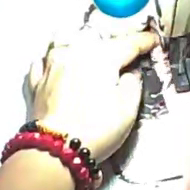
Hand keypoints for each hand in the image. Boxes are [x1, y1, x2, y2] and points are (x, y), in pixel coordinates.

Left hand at [27, 29, 158, 163]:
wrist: (57, 149)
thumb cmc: (96, 129)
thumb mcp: (128, 108)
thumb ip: (133, 84)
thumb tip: (130, 74)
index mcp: (101, 57)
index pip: (128, 43)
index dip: (144, 41)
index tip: (153, 41)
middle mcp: (74, 53)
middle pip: (98, 42)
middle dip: (113, 44)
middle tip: (126, 51)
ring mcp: (51, 66)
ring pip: (68, 45)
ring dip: (81, 47)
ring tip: (90, 53)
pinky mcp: (36, 83)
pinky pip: (45, 62)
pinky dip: (54, 61)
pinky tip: (57, 64)